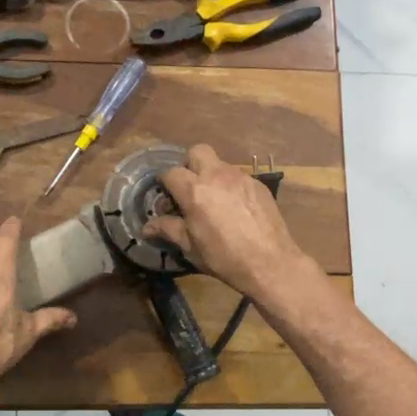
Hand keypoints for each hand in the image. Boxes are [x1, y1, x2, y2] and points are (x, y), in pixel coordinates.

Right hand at [142, 144, 314, 298]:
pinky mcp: (258, 185)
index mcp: (195, 191)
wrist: (270, 263)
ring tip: (214, 202)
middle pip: (197, 152)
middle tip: (190, 188)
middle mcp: (217, 176)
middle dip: (189, 165)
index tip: (166, 196)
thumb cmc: (224, 258)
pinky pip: (238, 177)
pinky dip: (231, 187)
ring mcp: (241, 178)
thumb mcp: (190, 247)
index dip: (165, 183)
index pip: (170, 172)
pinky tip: (236, 209)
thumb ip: (168, 230)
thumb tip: (146, 227)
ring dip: (211, 176)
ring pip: (220, 164)